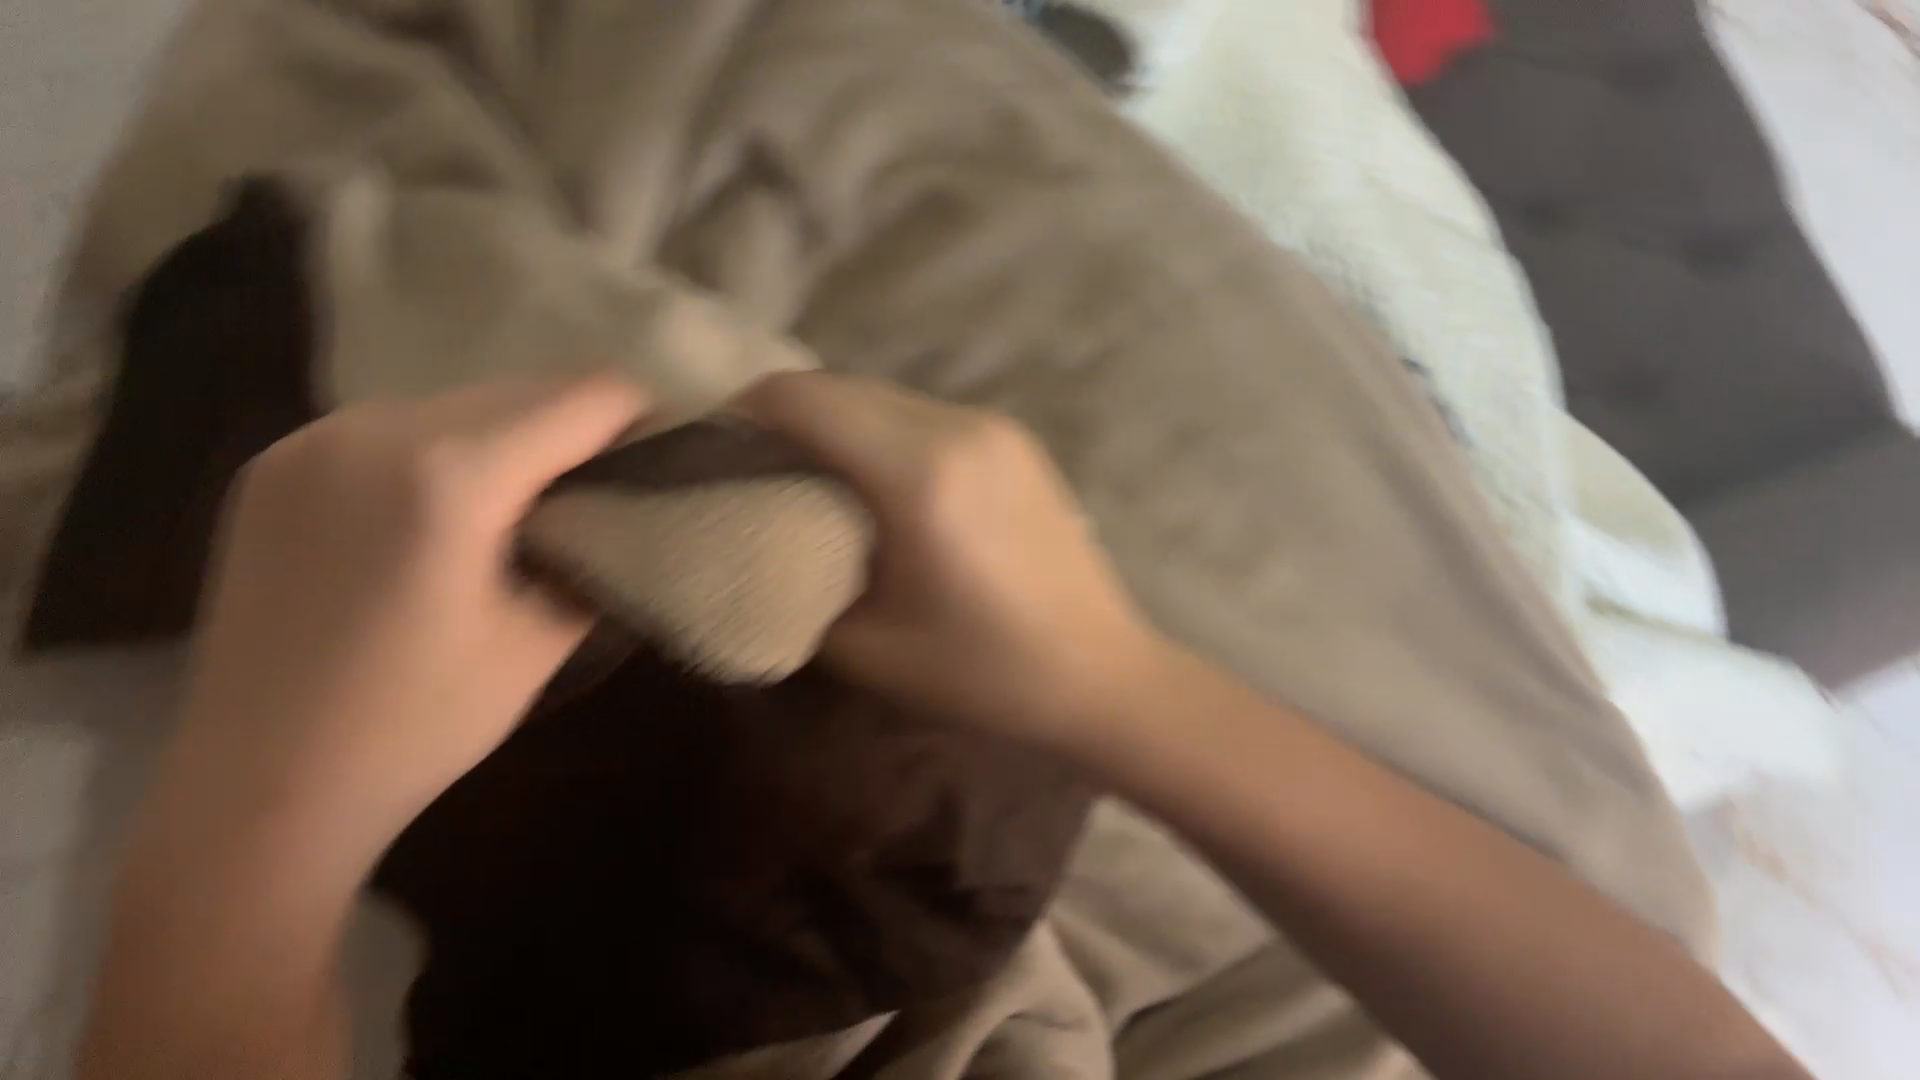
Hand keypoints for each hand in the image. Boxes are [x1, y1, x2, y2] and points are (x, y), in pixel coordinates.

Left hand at [166, 375, 645, 850]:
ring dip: (518, 435)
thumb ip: (599, 549)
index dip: (645, 419)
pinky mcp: (278, 462)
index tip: (668, 458)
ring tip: (532, 502)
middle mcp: (376, 429)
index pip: (587, 397)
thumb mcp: (545, 636)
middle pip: (526, 388)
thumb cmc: (424, 722)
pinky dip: (452, 449)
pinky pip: (401, 425)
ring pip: (463, 401)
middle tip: (611, 486)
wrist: (261, 785)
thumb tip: (632, 505)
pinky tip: (453, 511)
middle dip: (584, 426)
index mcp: (452, 475)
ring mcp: (315, 439)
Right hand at [735, 371, 1165, 743]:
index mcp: (919, 473)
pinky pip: (923, 416)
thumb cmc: (984, 674)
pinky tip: (878, 487)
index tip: (709, 453)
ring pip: (882, 397)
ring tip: (811, 481)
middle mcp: (957, 426)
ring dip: (836, 426)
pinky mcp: (1016, 440)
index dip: (741, 413)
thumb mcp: (868, 648)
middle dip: (783, 420)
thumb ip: (796, 587)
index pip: (803, 398)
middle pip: (840, 387)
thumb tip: (755, 549)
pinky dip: (882, 435)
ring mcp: (994, 427)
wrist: (1100, 674)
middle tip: (752, 473)